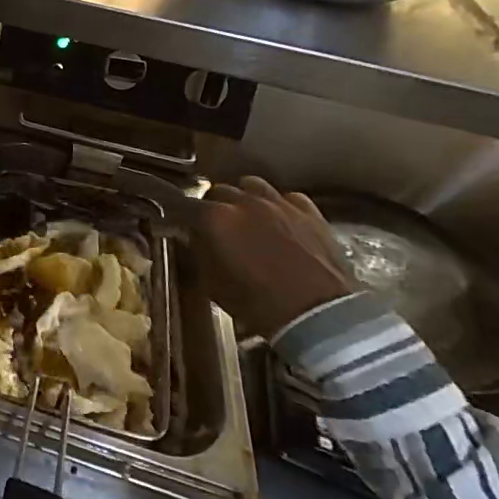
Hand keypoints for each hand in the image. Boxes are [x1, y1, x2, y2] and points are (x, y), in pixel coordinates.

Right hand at [193, 177, 354, 339]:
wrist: (319, 314)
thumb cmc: (260, 305)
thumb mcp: (214, 286)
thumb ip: (200, 255)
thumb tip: (195, 240)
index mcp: (216, 219)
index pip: (185, 206)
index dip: (180, 216)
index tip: (179, 225)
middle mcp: (245, 202)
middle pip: (218, 190)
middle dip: (213, 205)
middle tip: (215, 225)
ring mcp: (279, 203)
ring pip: (252, 185)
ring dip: (244, 197)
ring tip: (247, 216)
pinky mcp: (309, 211)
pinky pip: (286, 197)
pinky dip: (278, 206)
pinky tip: (281, 222)